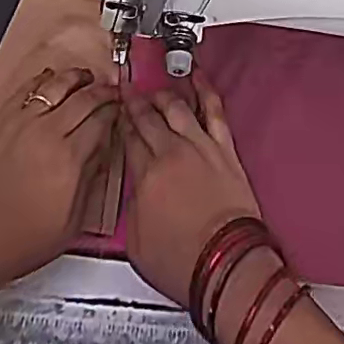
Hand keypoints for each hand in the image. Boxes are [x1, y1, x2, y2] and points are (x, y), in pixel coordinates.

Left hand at [0, 66, 119, 290]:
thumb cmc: (20, 239)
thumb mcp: (71, 221)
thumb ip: (90, 179)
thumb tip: (102, 150)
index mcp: (68, 159)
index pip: (101, 120)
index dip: (114, 111)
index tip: (119, 109)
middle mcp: (46, 135)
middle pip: (83, 98)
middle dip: (102, 91)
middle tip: (110, 90)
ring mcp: (20, 125)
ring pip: (55, 86)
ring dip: (75, 77)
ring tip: (85, 77)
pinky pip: (24, 90)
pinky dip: (40, 80)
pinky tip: (49, 79)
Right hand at [121, 77, 260, 305]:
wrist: (226, 266)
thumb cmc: (184, 262)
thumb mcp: (137, 243)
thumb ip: (133, 209)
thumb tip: (137, 193)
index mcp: (145, 176)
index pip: (128, 138)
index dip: (121, 124)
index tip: (117, 115)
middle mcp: (170, 154)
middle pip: (147, 119)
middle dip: (134, 103)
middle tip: (128, 93)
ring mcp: (199, 147)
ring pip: (175, 108)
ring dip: (162, 96)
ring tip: (154, 90)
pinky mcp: (224, 150)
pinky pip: (213, 111)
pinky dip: (205, 91)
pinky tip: (198, 77)